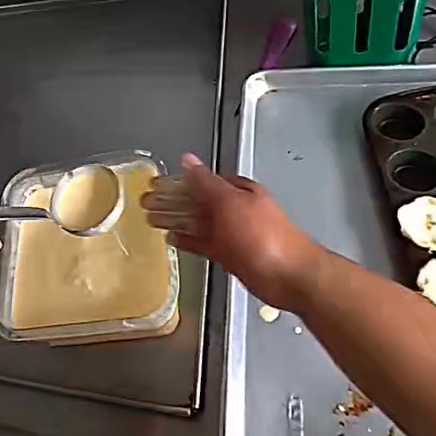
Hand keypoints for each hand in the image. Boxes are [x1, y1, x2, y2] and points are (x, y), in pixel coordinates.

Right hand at [144, 153, 327, 312]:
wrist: (290, 275)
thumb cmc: (263, 234)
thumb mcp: (229, 201)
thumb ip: (205, 181)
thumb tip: (188, 160)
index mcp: (238, 191)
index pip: (202, 181)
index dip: (177, 182)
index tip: (154, 185)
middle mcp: (235, 209)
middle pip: (197, 201)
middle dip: (171, 201)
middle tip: (146, 202)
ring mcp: (232, 233)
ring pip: (198, 223)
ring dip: (175, 220)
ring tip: (151, 219)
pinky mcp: (229, 254)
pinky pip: (203, 243)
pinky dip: (187, 240)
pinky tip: (172, 239)